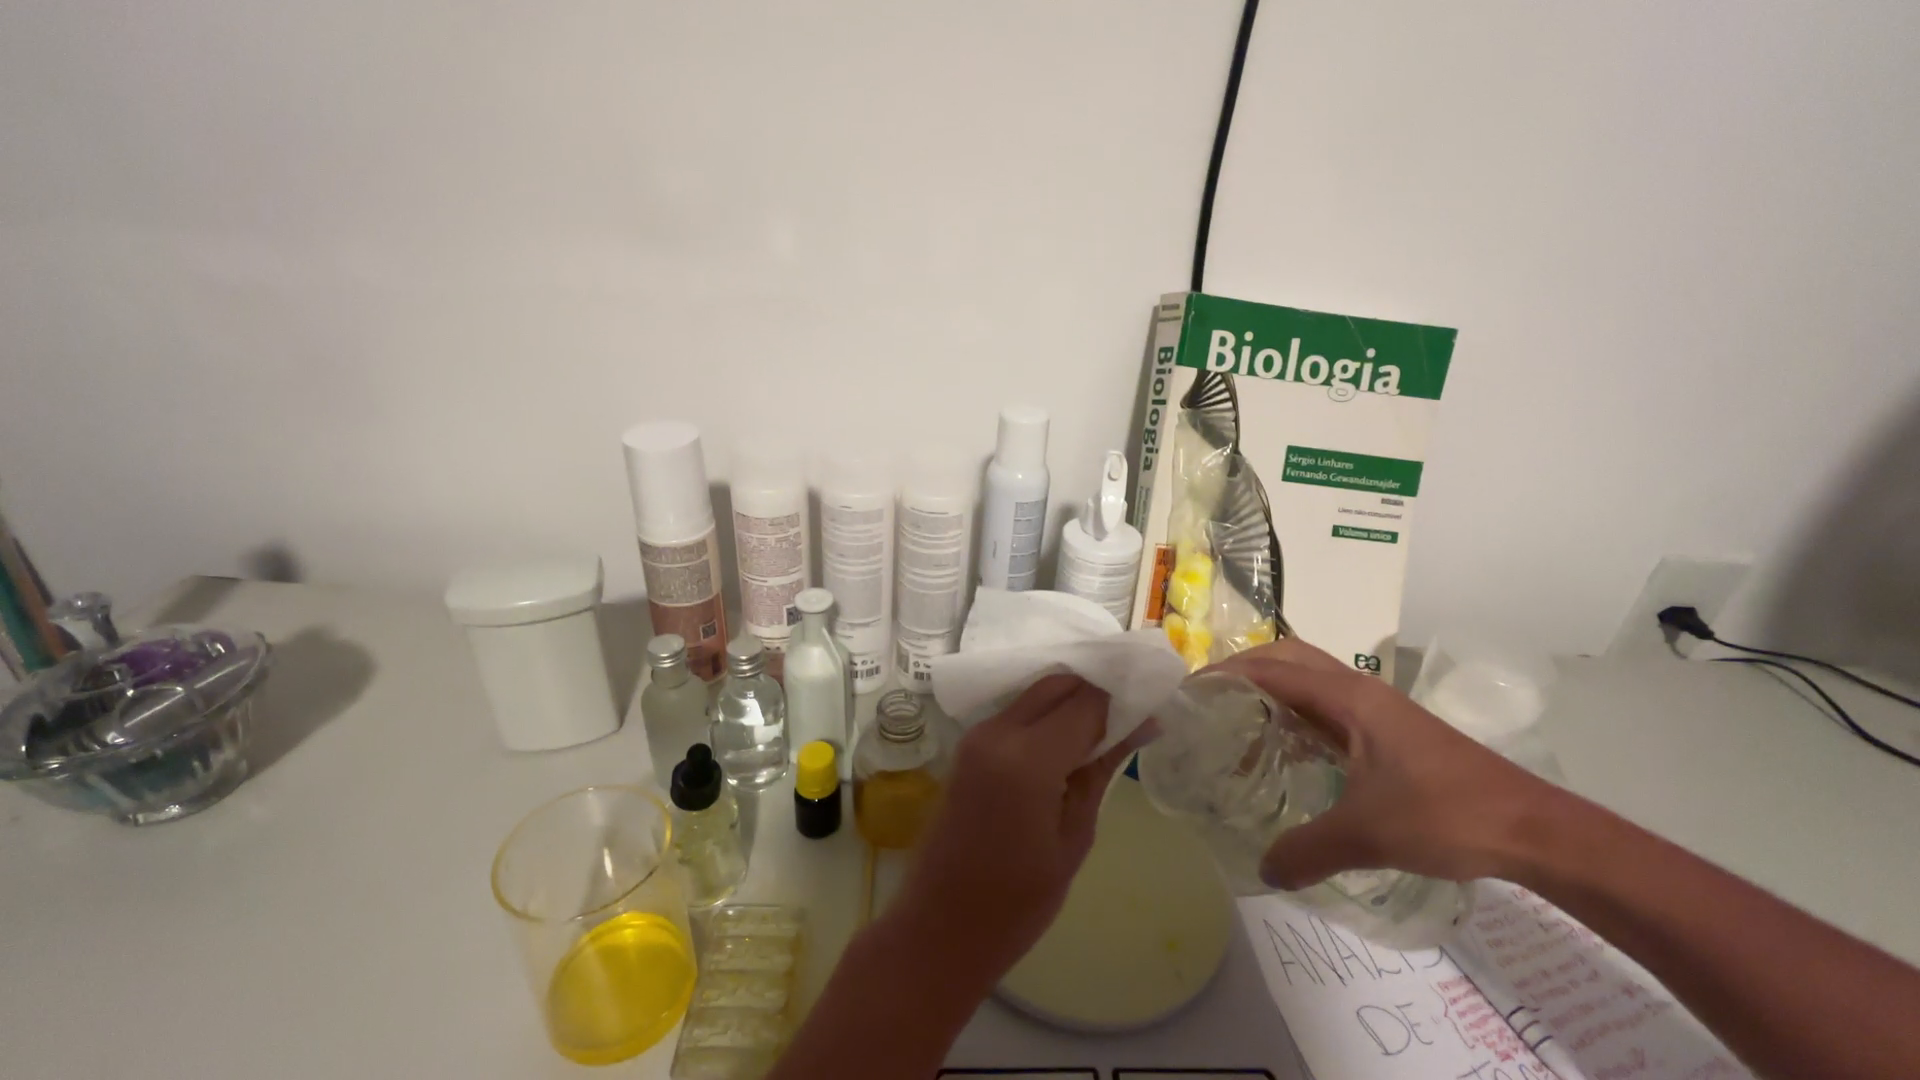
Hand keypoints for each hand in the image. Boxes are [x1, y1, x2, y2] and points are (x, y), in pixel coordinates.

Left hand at [889, 675, 1143, 985]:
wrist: (940, 928)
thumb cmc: (1017, 901)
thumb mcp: (1074, 837)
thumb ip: (1101, 770)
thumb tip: (1142, 724)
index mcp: (1026, 757)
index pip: (1087, 701)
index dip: (1123, 698)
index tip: (1154, 705)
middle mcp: (996, 732)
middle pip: (1057, 685)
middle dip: (1096, 691)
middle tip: (1133, 716)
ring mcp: (976, 737)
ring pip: (1034, 695)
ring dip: (1071, 702)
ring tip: (1108, 731)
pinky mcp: (967, 749)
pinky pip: (1016, 715)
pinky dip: (1046, 717)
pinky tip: (1071, 744)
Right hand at [1209, 639, 1565, 888]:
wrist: (1531, 829)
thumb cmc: (1445, 814)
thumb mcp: (1366, 835)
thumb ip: (1305, 851)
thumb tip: (1263, 872)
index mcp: (1349, 698)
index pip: (1270, 668)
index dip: (1222, 674)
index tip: (1184, 693)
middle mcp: (1360, 692)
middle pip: (1288, 658)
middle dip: (1243, 671)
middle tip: (1207, 703)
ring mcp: (1378, 711)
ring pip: (1311, 681)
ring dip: (1272, 691)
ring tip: (1237, 725)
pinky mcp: (1390, 733)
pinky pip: (1328, 708)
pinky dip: (1296, 716)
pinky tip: (1286, 752)